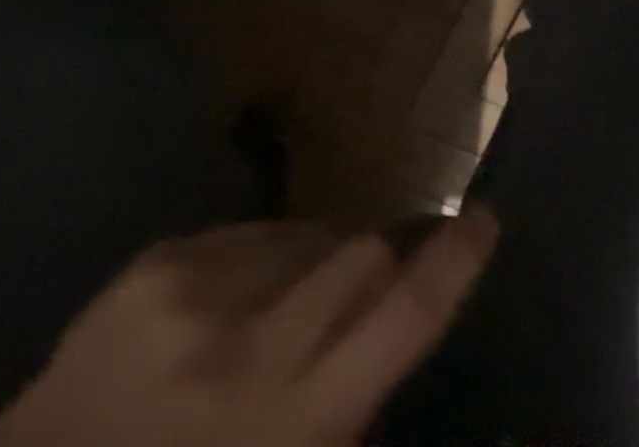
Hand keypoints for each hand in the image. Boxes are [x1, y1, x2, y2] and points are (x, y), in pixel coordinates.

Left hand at [0, 207, 497, 445]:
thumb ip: (353, 411)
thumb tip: (390, 325)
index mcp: (298, 417)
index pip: (407, 312)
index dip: (456, 259)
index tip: (483, 219)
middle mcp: (254, 347)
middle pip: (367, 254)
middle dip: (383, 263)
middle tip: (366, 293)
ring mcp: (197, 298)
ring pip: (312, 235)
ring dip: (319, 263)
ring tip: (285, 306)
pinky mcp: (155, 266)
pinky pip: (253, 234)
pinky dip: (265, 258)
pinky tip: (231, 301)